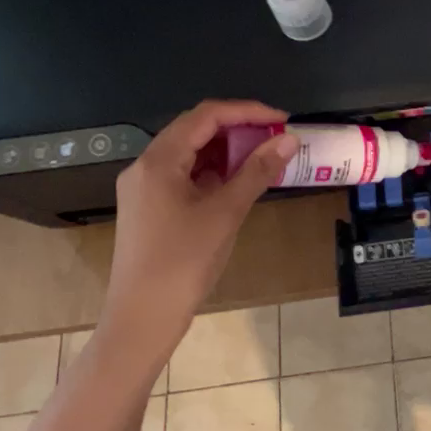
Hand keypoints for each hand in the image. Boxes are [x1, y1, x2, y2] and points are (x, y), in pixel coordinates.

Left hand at [104, 101, 297, 334]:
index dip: (247, 111)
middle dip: (238, 128)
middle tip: (276, 138)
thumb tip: (289, 139)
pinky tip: (238, 183)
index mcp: (158, 161)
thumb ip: (257, 171)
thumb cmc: (183, 263)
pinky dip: (213, 172)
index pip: (206, 116)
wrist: (142, 319)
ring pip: (190, 153)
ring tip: (264, 158)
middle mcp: (146, 167)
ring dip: (226, 151)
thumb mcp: (225, 213)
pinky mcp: (149, 209)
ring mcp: (144, 189)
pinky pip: (184, 176)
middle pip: (195, 130)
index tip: (282, 120)